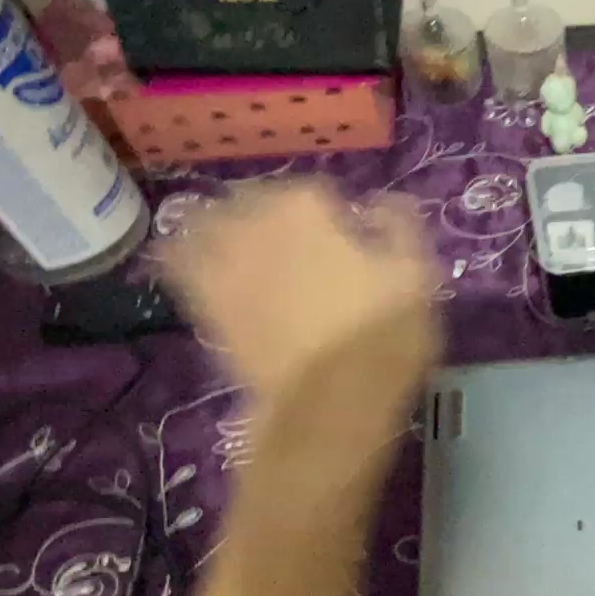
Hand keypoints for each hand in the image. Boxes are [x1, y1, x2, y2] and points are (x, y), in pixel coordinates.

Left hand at [161, 181, 440, 404]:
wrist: (332, 402)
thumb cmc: (382, 337)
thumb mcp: (417, 278)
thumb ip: (398, 228)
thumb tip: (377, 204)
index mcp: (306, 206)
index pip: (316, 193)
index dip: (335, 218)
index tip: (351, 245)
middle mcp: (254, 220)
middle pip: (259, 203)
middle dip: (279, 220)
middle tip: (305, 252)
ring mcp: (221, 259)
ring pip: (211, 223)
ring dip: (228, 230)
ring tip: (248, 252)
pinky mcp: (201, 300)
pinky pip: (177, 263)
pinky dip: (185, 257)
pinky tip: (199, 265)